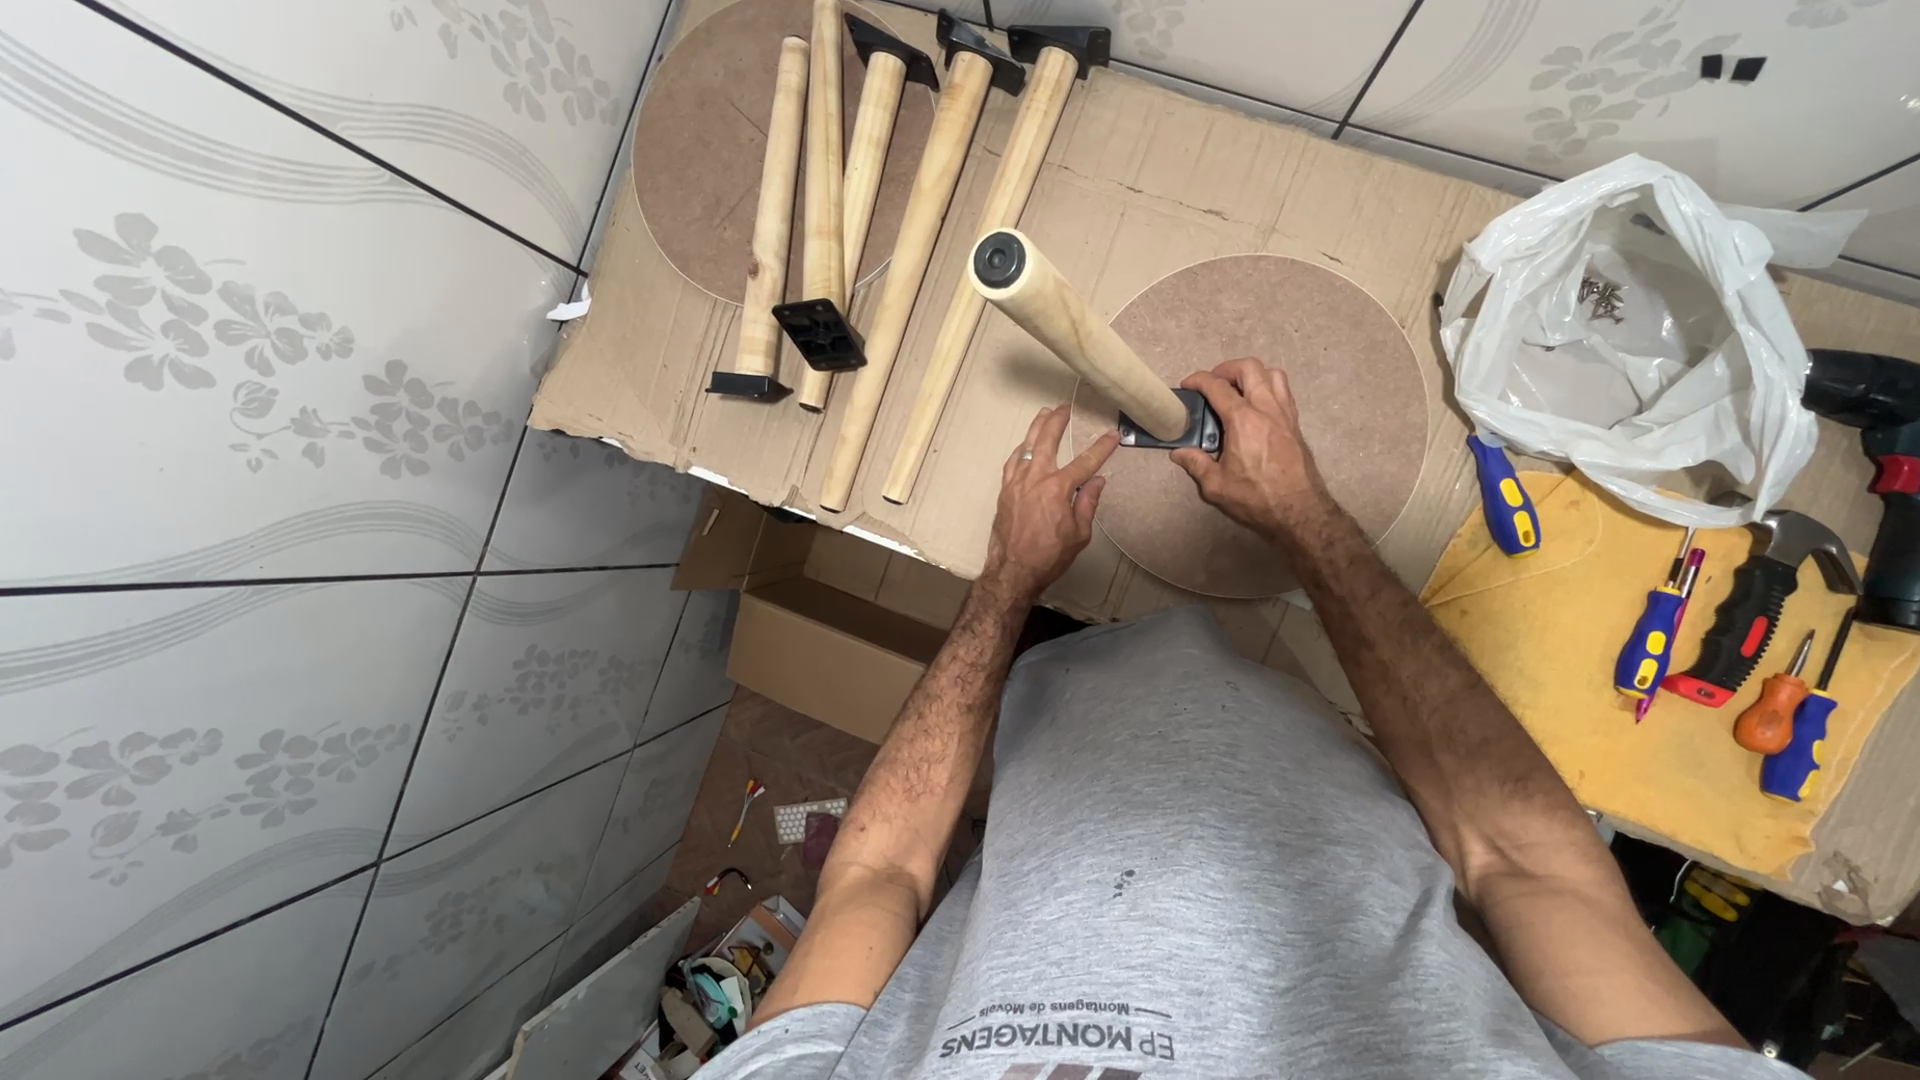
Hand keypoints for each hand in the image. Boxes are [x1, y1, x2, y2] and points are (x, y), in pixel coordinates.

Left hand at [980, 405, 1118, 604]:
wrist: (1013, 570)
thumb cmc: (1048, 556)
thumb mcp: (1079, 534)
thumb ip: (1088, 503)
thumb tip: (1097, 482)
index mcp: (1058, 488)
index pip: (1085, 462)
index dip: (1101, 447)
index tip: (1112, 435)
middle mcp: (1036, 479)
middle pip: (1048, 439)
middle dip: (1058, 420)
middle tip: (1066, 407)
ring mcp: (1016, 483)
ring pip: (1027, 446)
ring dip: (1037, 428)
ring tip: (1044, 413)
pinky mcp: (1005, 491)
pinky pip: (1012, 462)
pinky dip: (1021, 449)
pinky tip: (1025, 445)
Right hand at [1172, 357, 1330, 538]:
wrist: (1299, 511)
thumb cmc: (1256, 499)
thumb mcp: (1216, 486)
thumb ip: (1196, 464)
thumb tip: (1179, 453)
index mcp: (1243, 422)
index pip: (1218, 387)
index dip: (1199, 380)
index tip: (1188, 385)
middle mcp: (1266, 410)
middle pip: (1249, 367)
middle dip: (1226, 369)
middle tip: (1213, 383)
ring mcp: (1285, 414)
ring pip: (1272, 373)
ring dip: (1251, 374)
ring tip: (1237, 389)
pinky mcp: (1295, 424)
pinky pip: (1283, 391)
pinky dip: (1267, 387)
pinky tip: (1255, 405)